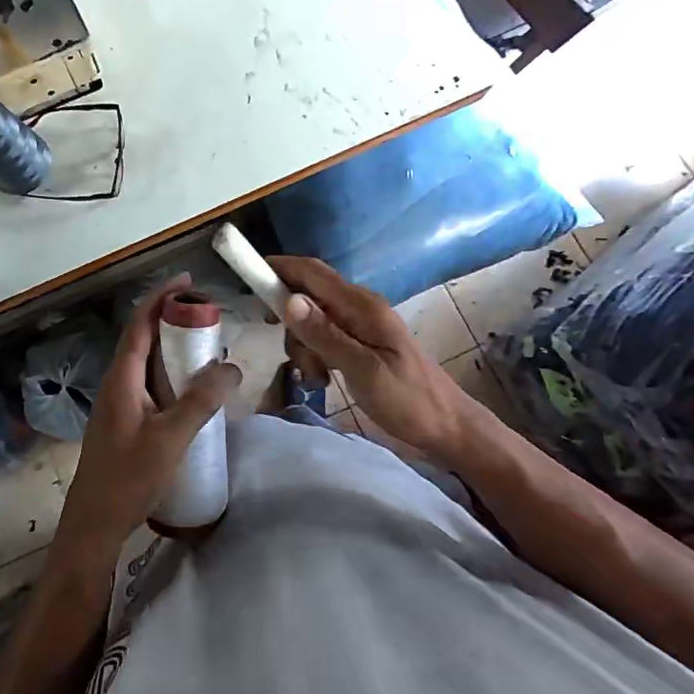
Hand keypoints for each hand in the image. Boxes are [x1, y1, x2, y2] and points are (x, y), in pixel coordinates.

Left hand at [58, 275, 242, 555]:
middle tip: (207, 316)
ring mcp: (119, 403)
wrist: (95, 522)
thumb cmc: (129, 478)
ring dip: (173, 348)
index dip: (161, 298)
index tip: (188, 281)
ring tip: (206, 346)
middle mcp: (117, 383)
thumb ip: (201, 401)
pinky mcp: (126, 421)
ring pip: (147, 363)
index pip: (140, 324)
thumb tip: (232, 365)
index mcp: (121, 378)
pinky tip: (192, 389)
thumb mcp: (171, 438)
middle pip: (143, 338)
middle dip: (172, 320)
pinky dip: (171, 374)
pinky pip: (150, 384)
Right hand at [271, 256, 481, 458]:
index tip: (246, 277)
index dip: (278, 267)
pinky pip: (323, 335)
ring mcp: (359, 323)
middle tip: (297, 359)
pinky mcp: (359, 340)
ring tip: (319, 377)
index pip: (312, 272)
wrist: (447, 426)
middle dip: (290, 323)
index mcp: (362, 306)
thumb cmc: (409, 401)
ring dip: (303, 344)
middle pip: (307, 295)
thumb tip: (289, 301)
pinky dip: (314, 353)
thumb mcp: (364, 371)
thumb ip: (326, 336)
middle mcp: (359, 306)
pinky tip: (324, 377)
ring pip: (311, 318)